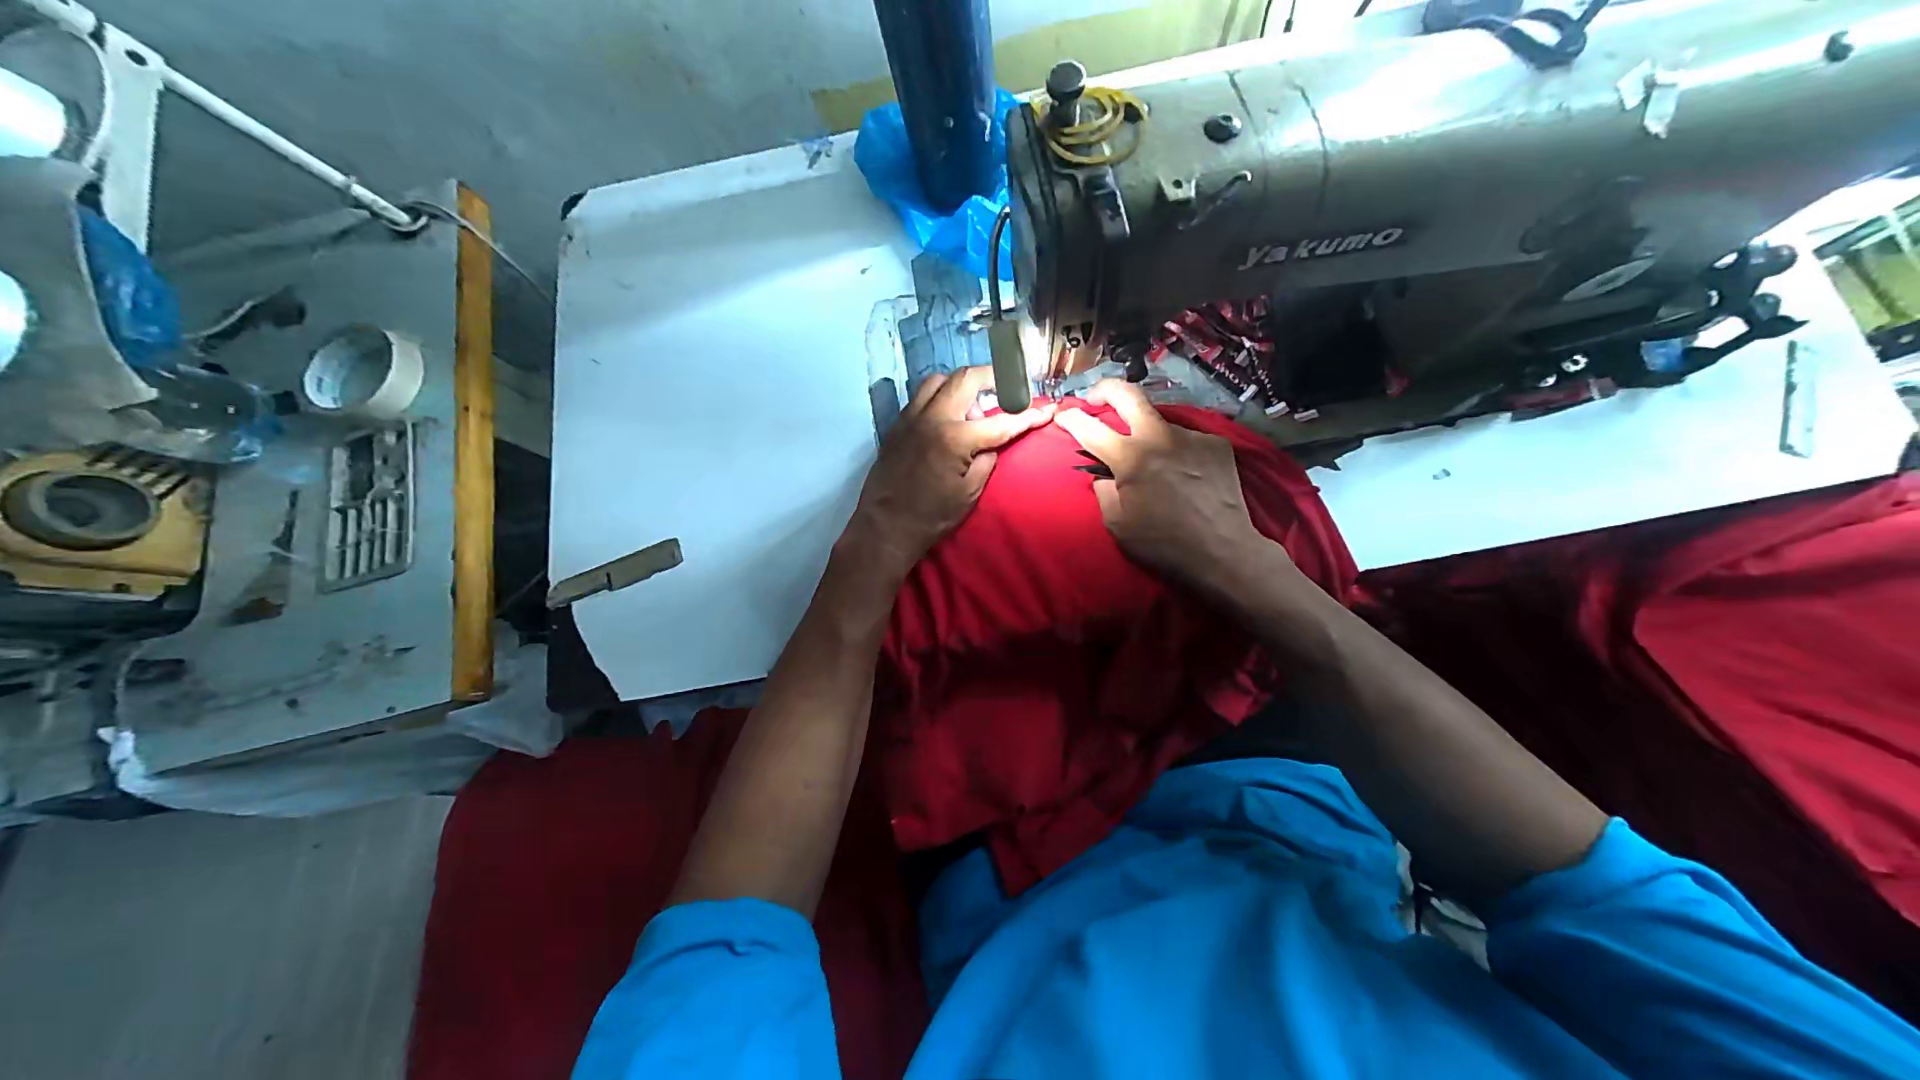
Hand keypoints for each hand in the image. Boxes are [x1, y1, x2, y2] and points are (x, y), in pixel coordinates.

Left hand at [843, 365, 1054, 577]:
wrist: (884, 526)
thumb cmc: (931, 517)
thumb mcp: (969, 493)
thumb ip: (986, 460)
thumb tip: (993, 442)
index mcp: (954, 437)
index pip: (1001, 420)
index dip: (1029, 415)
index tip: (1048, 408)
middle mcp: (932, 417)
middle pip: (967, 378)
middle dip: (994, 378)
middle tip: (1010, 390)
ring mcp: (911, 417)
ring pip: (940, 379)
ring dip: (962, 384)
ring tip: (974, 404)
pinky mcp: (898, 424)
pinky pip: (922, 396)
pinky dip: (940, 396)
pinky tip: (949, 415)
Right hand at [1055, 379, 1277, 593]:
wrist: (1224, 552)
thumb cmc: (1163, 544)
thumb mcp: (1117, 525)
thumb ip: (1104, 491)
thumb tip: (1105, 474)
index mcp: (1131, 459)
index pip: (1090, 427)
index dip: (1070, 418)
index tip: (1062, 415)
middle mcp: (1160, 437)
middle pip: (1127, 394)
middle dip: (1104, 390)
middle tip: (1095, 399)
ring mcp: (1192, 437)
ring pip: (1159, 423)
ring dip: (1147, 434)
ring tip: (1153, 462)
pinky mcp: (1216, 444)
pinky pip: (1186, 439)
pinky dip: (1176, 451)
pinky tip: (1183, 474)